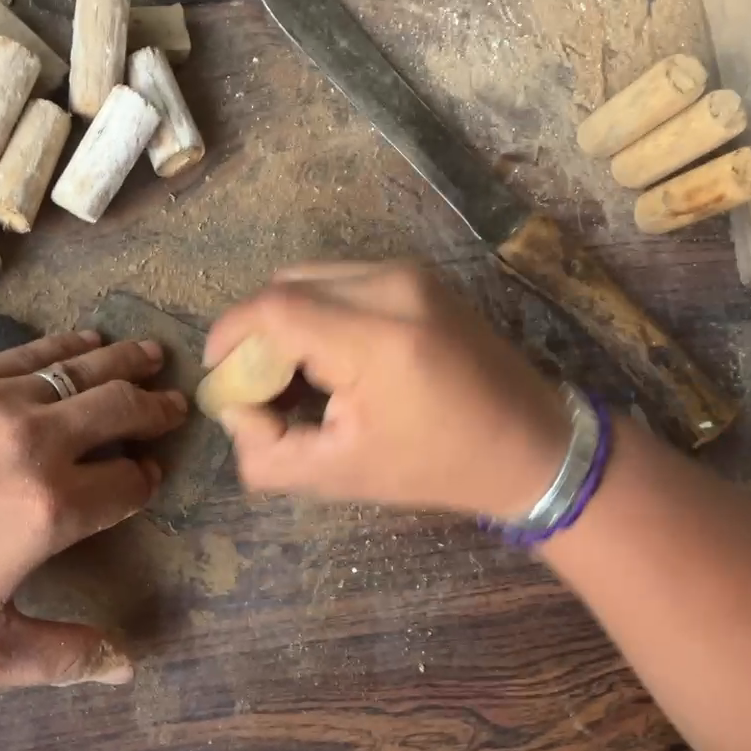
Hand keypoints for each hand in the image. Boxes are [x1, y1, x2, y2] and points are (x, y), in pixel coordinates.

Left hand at [0, 332, 186, 689]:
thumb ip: (62, 658)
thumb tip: (127, 666)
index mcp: (51, 509)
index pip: (128, 484)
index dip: (146, 482)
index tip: (148, 480)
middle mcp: (37, 443)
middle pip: (120, 411)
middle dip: (156, 412)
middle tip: (176, 409)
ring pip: (82, 369)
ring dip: (127, 364)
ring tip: (155, 357)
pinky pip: (30, 353)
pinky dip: (68, 346)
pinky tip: (86, 342)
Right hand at [204, 261, 571, 517]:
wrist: (531, 444)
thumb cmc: (433, 467)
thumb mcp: (337, 477)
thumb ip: (265, 453)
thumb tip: (234, 411)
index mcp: (377, 340)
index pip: (274, 308)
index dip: (230, 333)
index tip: (219, 371)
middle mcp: (393, 288)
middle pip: (285, 285)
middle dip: (254, 332)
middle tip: (255, 381)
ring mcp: (410, 274)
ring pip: (309, 277)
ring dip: (283, 320)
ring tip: (292, 372)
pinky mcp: (417, 274)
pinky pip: (338, 279)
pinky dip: (314, 311)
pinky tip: (326, 356)